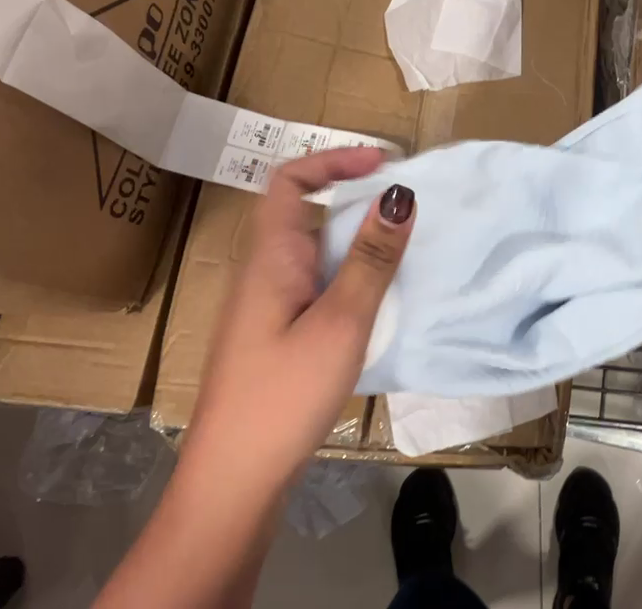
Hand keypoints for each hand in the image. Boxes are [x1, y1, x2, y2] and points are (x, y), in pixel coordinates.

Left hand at [185, 147, 415, 483]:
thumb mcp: (340, 322)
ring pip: (314, 251)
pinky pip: (317, 284)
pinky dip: (350, 276)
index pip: (290, 179)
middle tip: (408, 206)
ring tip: (404, 248)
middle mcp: (264, 272)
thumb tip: (399, 195)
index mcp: (271, 257)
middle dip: (356, 199)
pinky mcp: (277, 336)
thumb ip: (371, 258)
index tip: (383, 162)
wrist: (233, 483)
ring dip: (357, 240)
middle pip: (305, 212)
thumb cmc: (283, 395)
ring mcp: (268, 307)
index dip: (333, 159)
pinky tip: (379, 301)